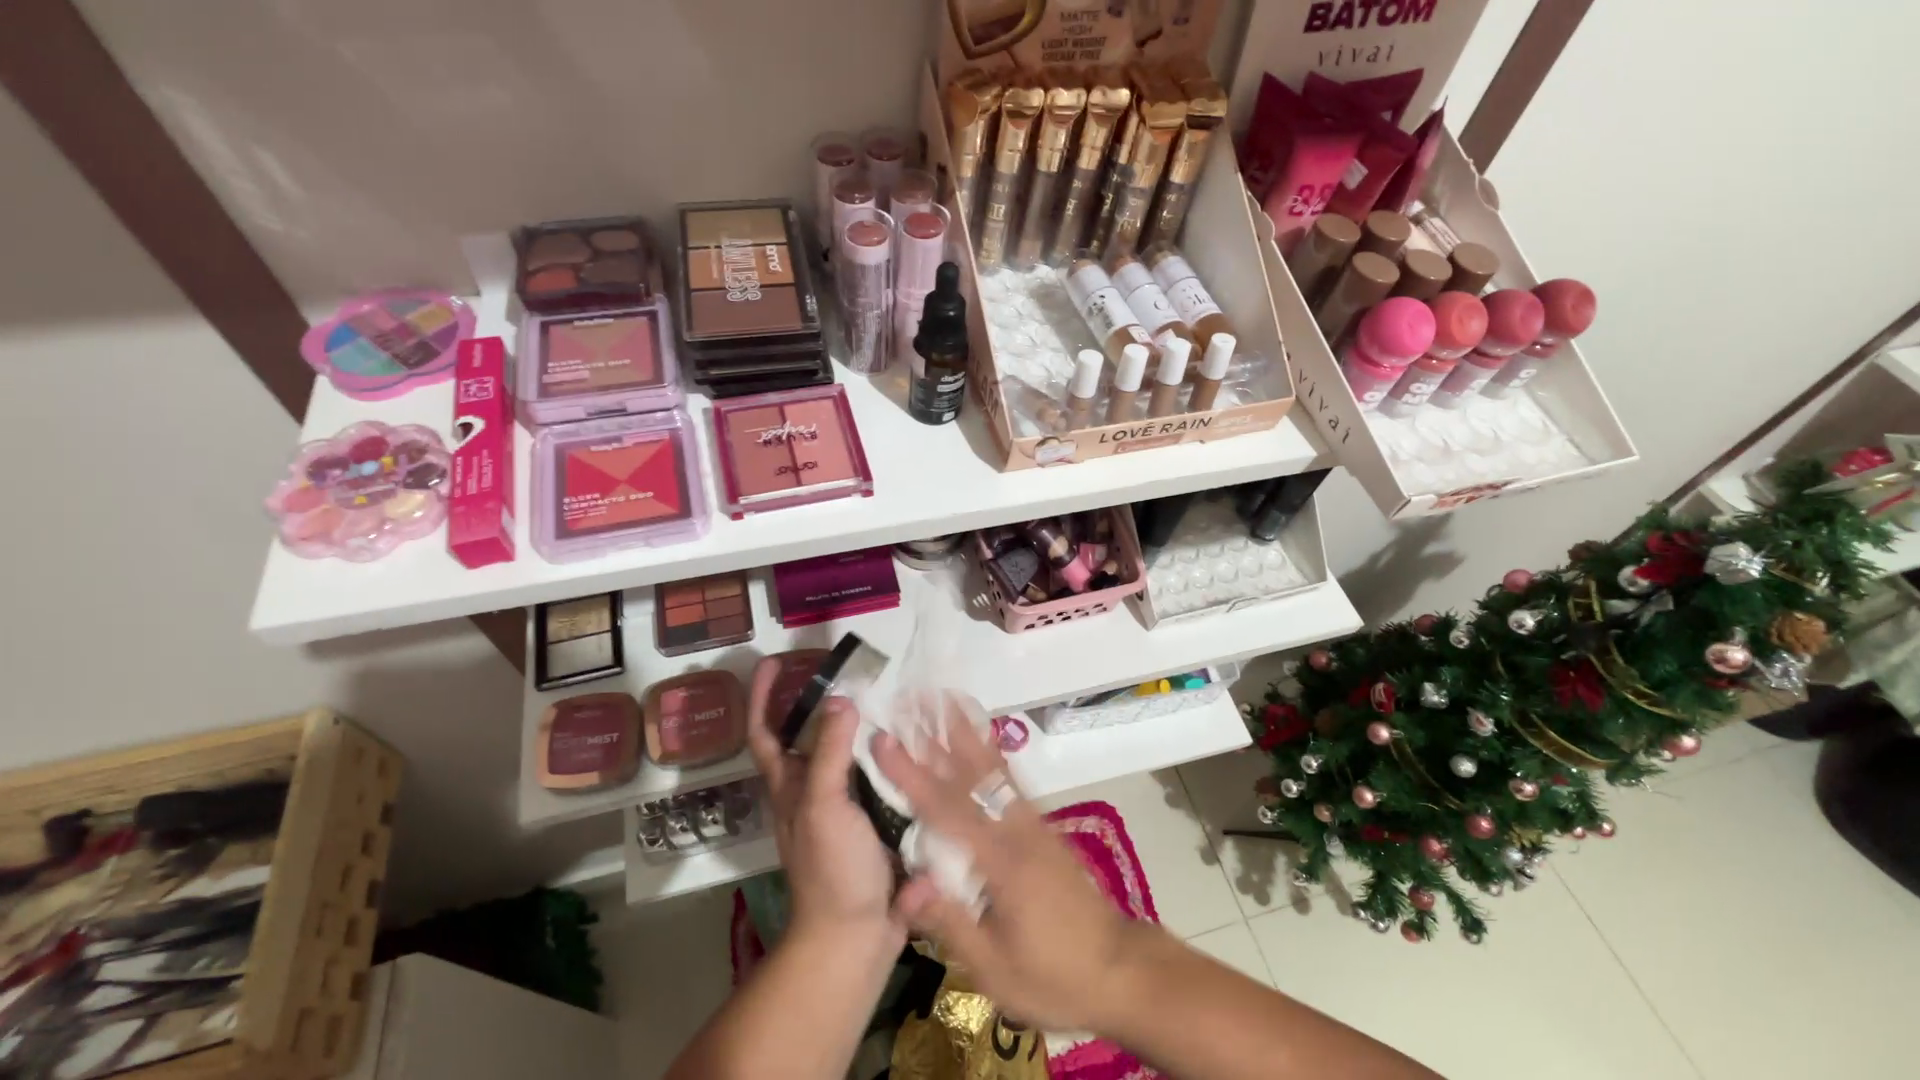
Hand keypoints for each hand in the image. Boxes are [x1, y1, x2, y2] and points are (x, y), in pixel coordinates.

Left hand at [745, 658, 903, 957]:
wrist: (856, 934)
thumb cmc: (830, 867)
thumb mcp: (824, 804)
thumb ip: (830, 753)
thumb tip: (840, 700)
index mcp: (789, 786)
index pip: (765, 732)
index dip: (764, 696)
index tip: (776, 661)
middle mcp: (811, 793)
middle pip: (810, 739)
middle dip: (825, 704)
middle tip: (854, 673)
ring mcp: (844, 809)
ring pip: (850, 758)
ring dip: (864, 729)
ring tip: (892, 700)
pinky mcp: (874, 825)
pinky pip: (882, 781)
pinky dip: (893, 759)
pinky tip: (917, 745)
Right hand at [872, 714, 1154, 1032]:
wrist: (1120, 972)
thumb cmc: (1055, 978)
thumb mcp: (995, 969)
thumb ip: (951, 924)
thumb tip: (906, 886)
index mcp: (1001, 863)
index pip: (947, 810)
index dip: (912, 775)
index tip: (883, 742)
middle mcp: (1018, 832)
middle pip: (973, 773)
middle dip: (938, 733)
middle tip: (912, 696)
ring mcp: (1034, 827)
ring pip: (994, 770)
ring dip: (965, 732)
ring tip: (942, 699)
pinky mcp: (1043, 832)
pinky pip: (1010, 782)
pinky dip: (991, 752)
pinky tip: (979, 740)